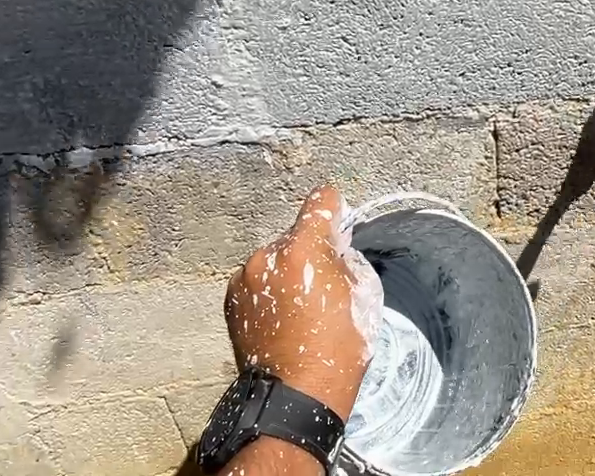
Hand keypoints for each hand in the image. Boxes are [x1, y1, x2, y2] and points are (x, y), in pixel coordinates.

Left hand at [225, 186, 381, 420]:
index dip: (335, 209)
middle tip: (323, 282)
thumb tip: (335, 245)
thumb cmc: (339, 345)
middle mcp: (268, 254)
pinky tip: (281, 314)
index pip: (321, 200)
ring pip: (276, 256)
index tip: (339, 220)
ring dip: (288, 268)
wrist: (297, 394)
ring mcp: (245, 276)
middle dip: (311, 249)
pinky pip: (258, 277)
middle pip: (297, 233)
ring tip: (299, 304)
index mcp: (303, 248)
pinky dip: (270, 287)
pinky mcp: (231, 298)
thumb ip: (346, 256)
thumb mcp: (362, 291)